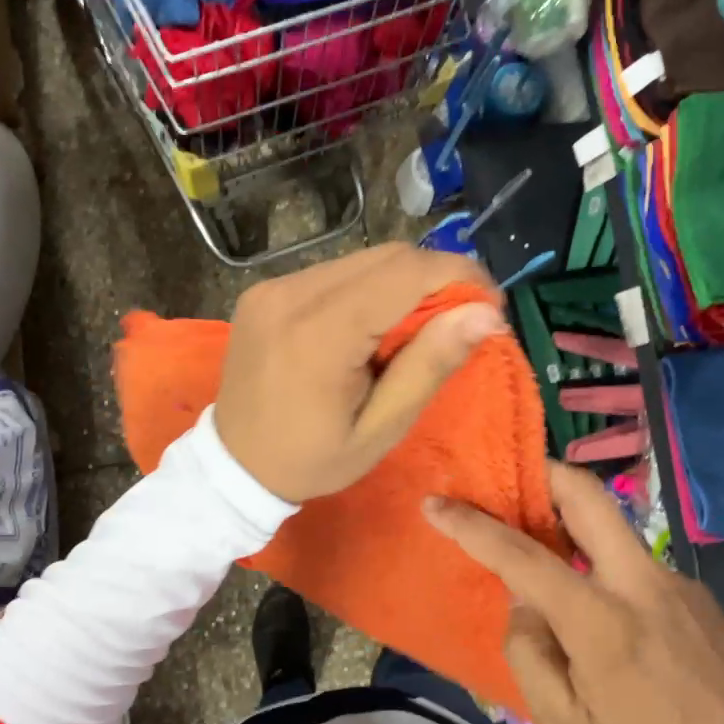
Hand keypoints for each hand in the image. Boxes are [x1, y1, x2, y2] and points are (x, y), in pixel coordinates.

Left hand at [215, 243, 503, 502]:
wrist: (233, 466)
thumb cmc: (311, 459)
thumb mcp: (380, 429)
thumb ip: (429, 366)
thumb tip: (486, 315)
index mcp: (319, 333)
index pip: (406, 272)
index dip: (460, 278)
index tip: (490, 307)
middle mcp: (290, 293)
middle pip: (387, 256)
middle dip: (435, 279)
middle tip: (459, 321)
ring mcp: (272, 287)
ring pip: (362, 260)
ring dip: (400, 284)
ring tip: (414, 331)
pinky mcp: (264, 289)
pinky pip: (333, 272)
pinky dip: (365, 290)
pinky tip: (370, 328)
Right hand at [423, 463, 723, 723]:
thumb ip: (529, 651)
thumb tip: (525, 602)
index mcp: (603, 623)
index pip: (523, 557)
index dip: (472, 526)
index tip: (435, 503)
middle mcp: (642, 584)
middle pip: (588, 496)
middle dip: (542, 473)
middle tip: (507, 480)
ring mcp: (676, 582)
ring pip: (612, 529)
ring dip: (571, 525)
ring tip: (543, 551)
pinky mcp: (697, 593)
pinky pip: (635, 566)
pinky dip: (604, 571)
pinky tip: (606, 616)